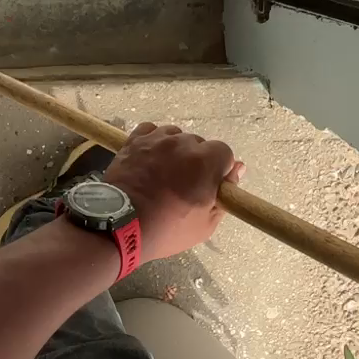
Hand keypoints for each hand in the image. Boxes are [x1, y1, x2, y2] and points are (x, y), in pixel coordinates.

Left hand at [102, 122, 243, 261]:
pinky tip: (151, 158)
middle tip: (184, 185)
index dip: (219, 169)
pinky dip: (154, 141)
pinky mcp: (135, 140)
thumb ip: (225, 194)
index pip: (224, 153)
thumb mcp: (206, 223)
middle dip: (197, 161)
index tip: (210, 186)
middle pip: (198, 144)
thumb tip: (238, 169)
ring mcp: (157, 139)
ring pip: (175, 136)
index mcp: (205, 161)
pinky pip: (151, 130)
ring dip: (175, 150)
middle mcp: (182, 143)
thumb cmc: (167, 228)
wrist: (120, 224)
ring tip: (165, 173)